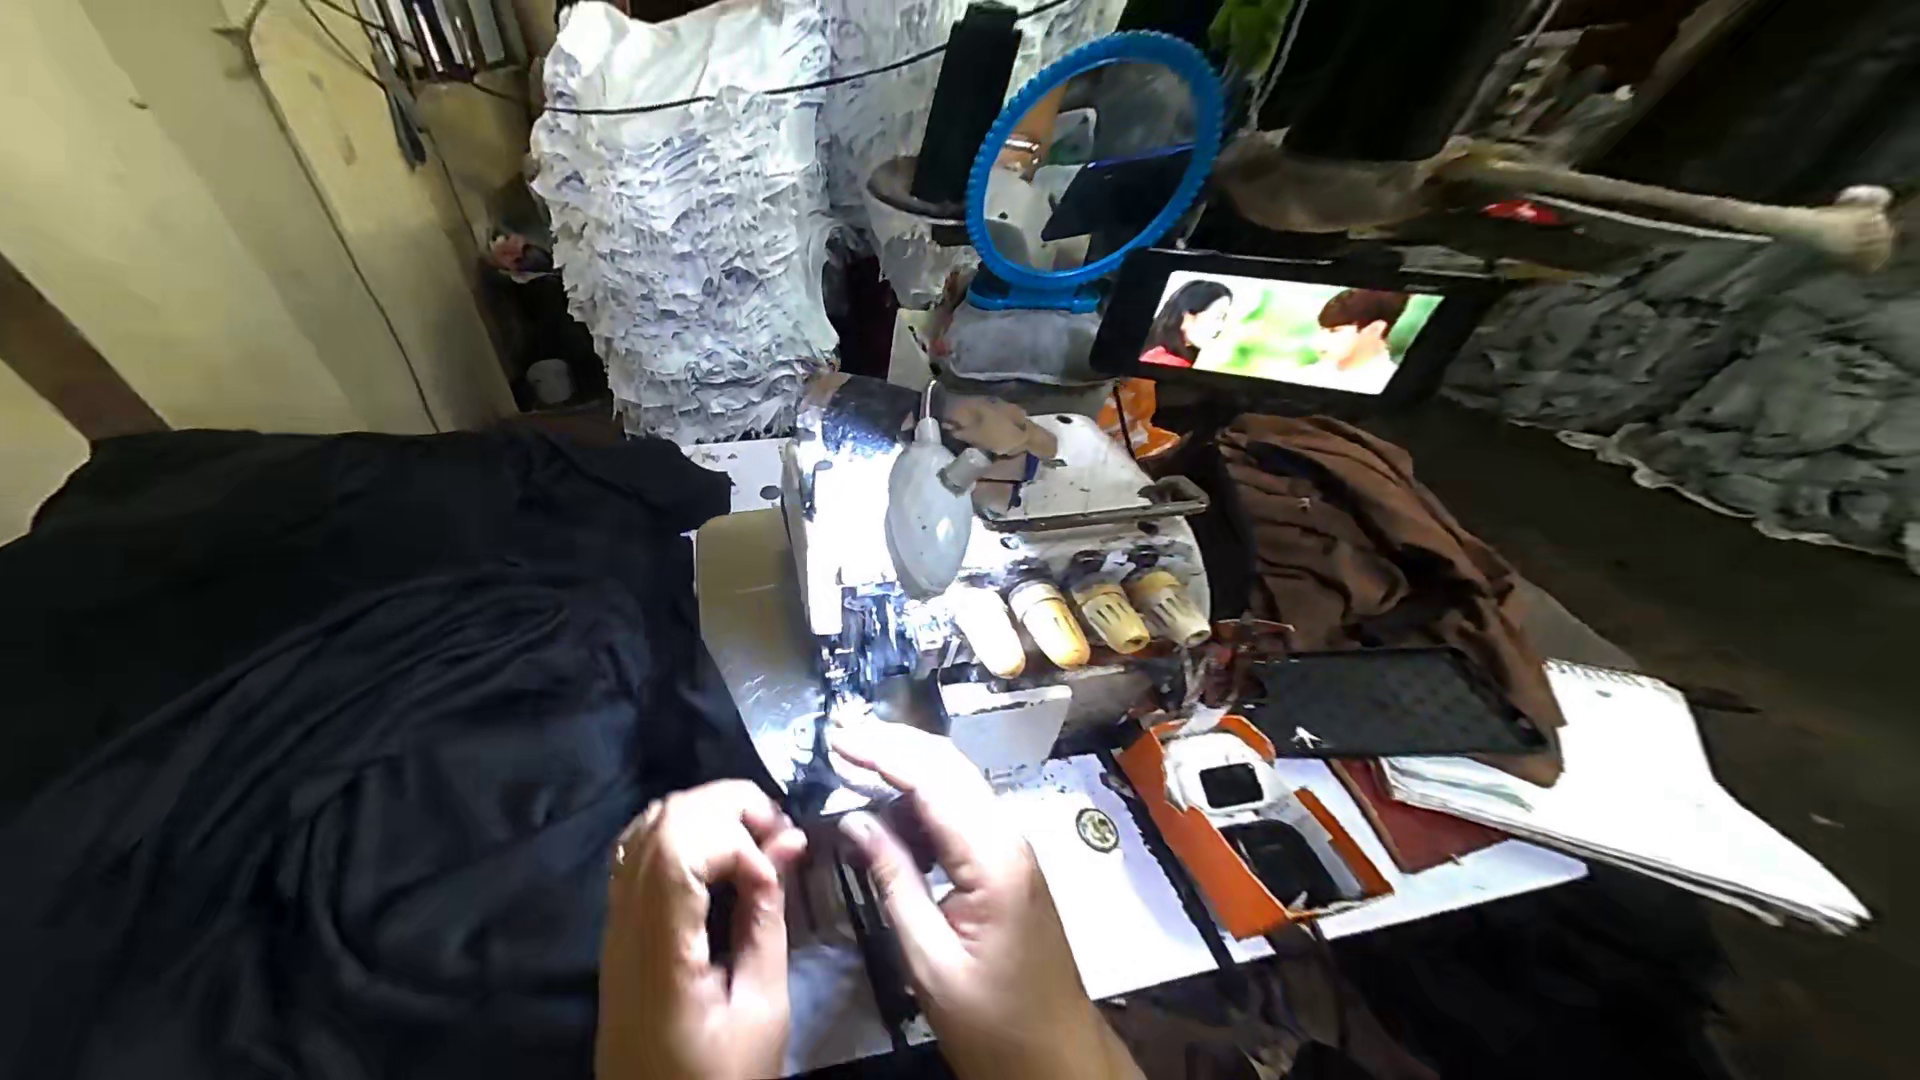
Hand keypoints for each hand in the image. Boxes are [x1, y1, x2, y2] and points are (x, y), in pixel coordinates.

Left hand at [596, 781, 808, 1079]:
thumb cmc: (721, 1079)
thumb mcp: (762, 1008)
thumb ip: (767, 917)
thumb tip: (788, 840)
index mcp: (658, 958)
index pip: (676, 852)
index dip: (734, 839)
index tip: (774, 868)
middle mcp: (624, 928)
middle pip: (664, 822)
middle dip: (730, 805)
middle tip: (778, 832)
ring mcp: (614, 924)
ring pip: (649, 824)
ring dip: (710, 810)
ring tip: (755, 833)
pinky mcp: (619, 925)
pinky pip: (640, 846)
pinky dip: (685, 825)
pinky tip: (719, 843)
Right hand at [831, 725, 1142, 1079]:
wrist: (1058, 1057)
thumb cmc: (992, 1021)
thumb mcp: (930, 959)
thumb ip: (893, 880)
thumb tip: (854, 820)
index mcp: (991, 855)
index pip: (933, 780)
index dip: (883, 753)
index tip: (839, 741)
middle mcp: (1006, 834)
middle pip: (949, 765)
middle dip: (896, 744)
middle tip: (844, 739)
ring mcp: (1010, 843)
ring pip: (957, 781)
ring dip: (909, 764)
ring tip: (859, 762)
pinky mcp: (1006, 858)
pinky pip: (962, 809)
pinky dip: (924, 796)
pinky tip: (893, 805)